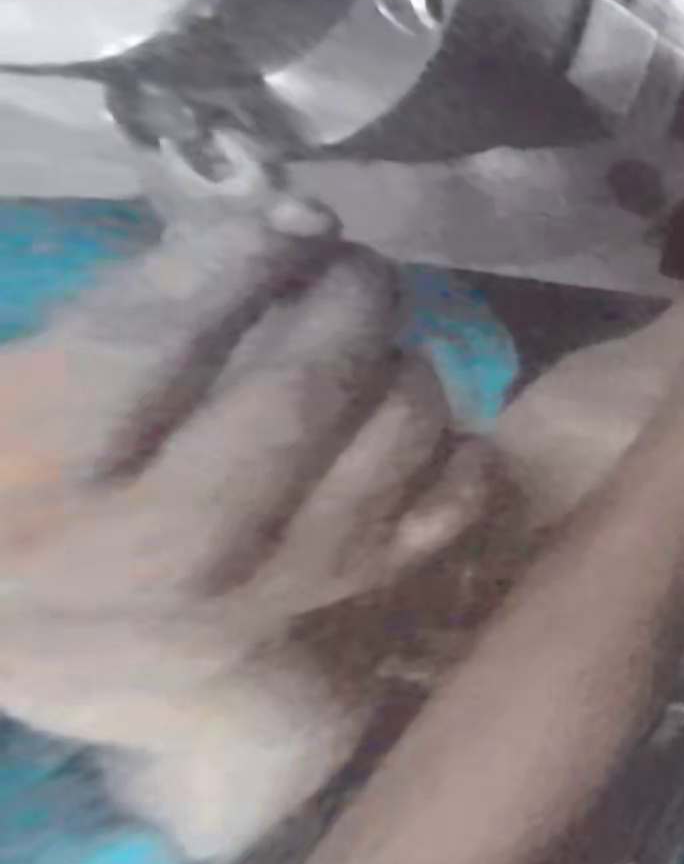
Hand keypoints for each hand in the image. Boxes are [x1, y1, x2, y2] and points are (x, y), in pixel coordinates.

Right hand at [0, 198, 495, 624]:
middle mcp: (167, 545)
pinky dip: (460, 446)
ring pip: (400, 429)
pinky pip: (457, 493)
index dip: (238, 260)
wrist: (97, 649)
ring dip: (410, 368)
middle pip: (304, 385)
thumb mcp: (16, 413)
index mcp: (20, 491)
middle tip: (363, 268)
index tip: (297, 214)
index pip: (147, 342)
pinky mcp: (366, 581)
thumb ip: (116, 332)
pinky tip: (431, 426)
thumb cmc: (33, 508)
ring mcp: (289, 572)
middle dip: (353, 302)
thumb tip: (266, 221)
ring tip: (383, 350)